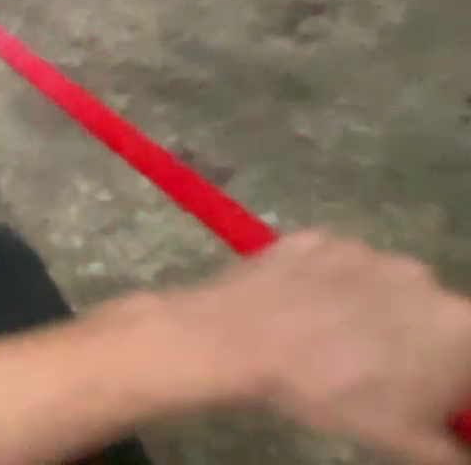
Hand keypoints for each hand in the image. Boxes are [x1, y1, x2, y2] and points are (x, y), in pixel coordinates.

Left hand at [164, 231, 470, 463]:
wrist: (233, 340)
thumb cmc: (329, 391)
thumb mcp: (413, 440)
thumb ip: (453, 444)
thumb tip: (455, 442)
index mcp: (460, 325)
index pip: (469, 348)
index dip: (453, 369)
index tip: (429, 383)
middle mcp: (417, 275)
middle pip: (428, 311)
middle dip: (413, 334)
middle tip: (376, 361)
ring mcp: (354, 248)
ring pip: (377, 282)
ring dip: (365, 302)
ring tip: (329, 332)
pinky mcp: (303, 236)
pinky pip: (326, 260)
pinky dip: (320, 277)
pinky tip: (300, 301)